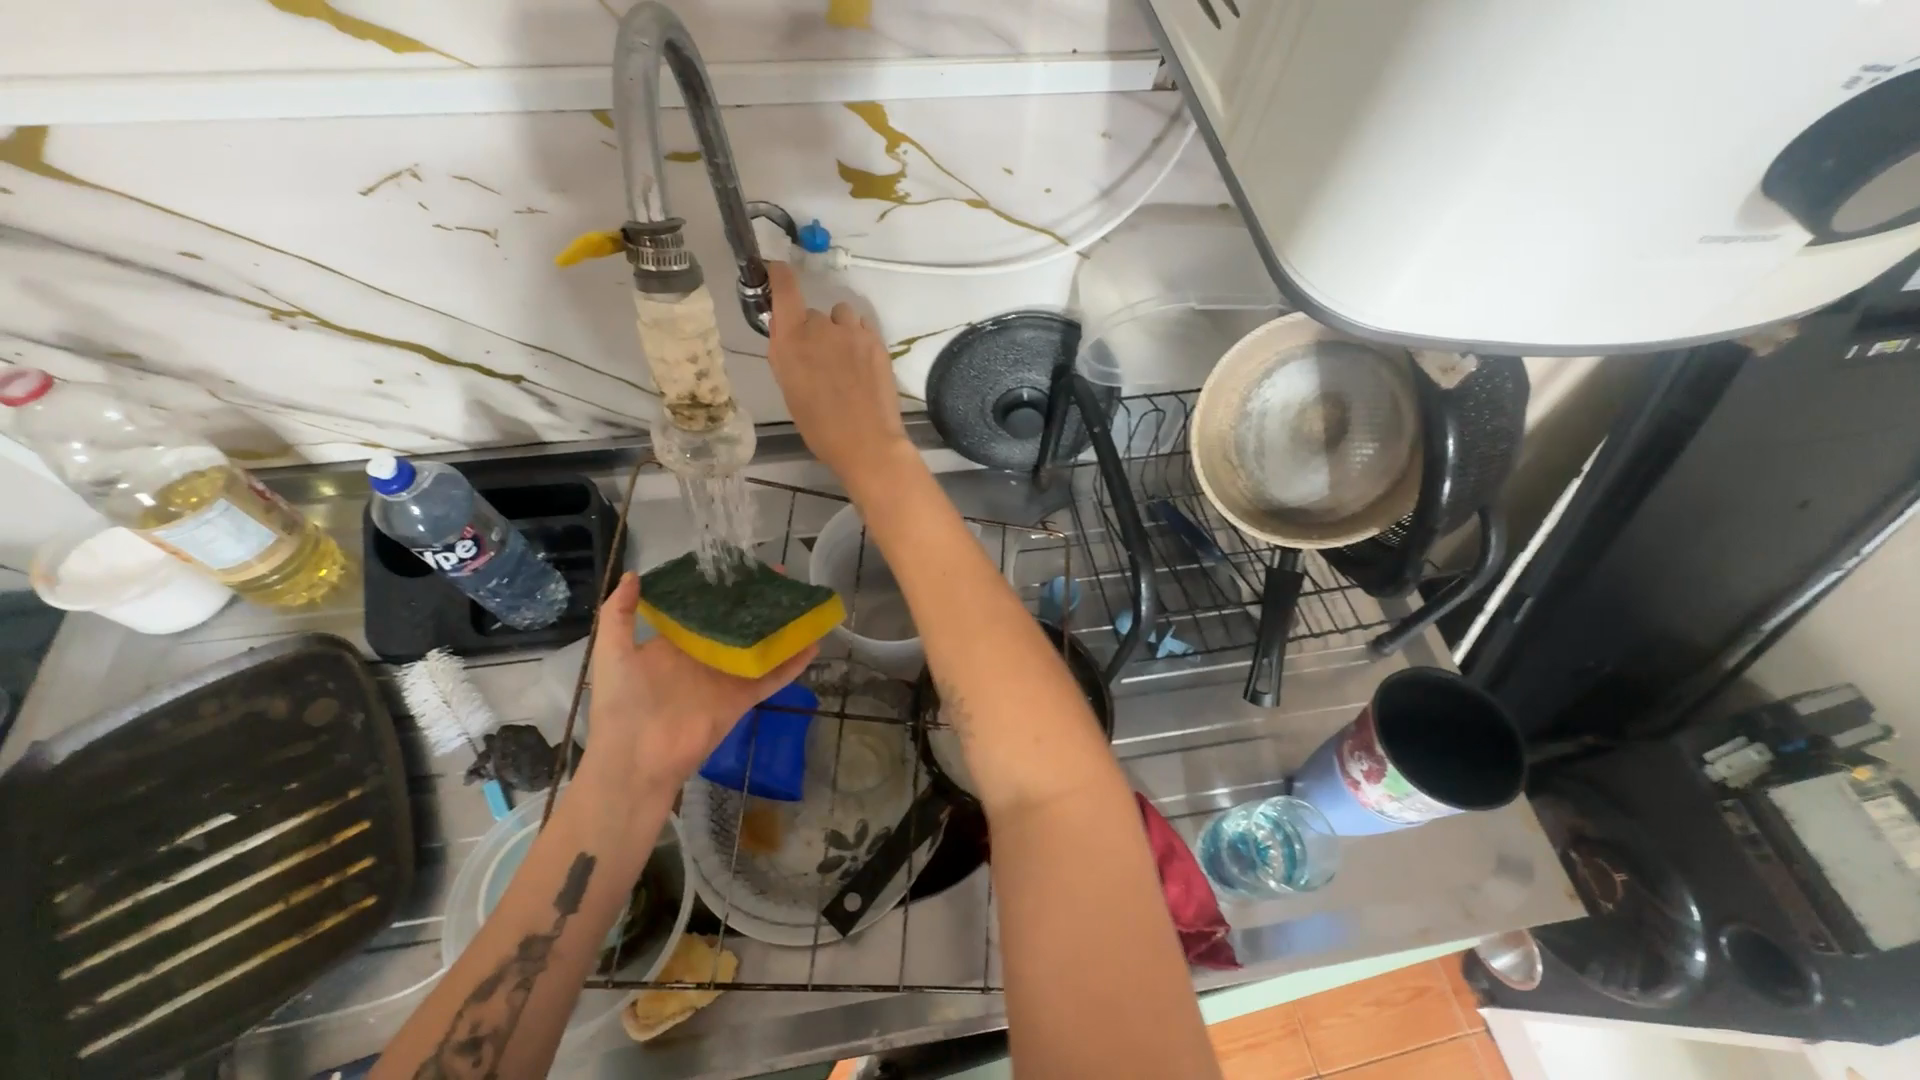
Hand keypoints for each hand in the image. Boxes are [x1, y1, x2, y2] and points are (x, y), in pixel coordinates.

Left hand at [580, 572, 816, 807]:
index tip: (740, 567)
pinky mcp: (742, 699)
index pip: (702, 608)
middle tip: (781, 578)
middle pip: (736, 623)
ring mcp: (725, 678)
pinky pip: (771, 678)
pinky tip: (813, 643)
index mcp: (672, 644)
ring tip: (803, 603)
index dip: (721, 588)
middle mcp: (703, 657)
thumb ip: (619, 613)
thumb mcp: (612, 651)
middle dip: (757, 601)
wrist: (636, 759)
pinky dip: (792, 663)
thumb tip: (633, 574)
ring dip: (781, 627)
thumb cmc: (622, 702)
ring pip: (759, 646)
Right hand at [764, 262, 912, 488]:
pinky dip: (858, 339)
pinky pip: (862, 327)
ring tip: (844, 360)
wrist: (866, 442)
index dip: (779, 275)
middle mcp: (820, 328)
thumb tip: (787, 331)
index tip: (777, 271)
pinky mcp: (876, 341)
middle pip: (813, 314)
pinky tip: (862, 365)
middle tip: (820, 362)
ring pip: (841, 316)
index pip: (784, 289)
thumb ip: (787, 354)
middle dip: (813, 331)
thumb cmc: (819, 426)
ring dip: (839, 330)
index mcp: (791, 340)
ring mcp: (852, 332)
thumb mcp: (789, 389)